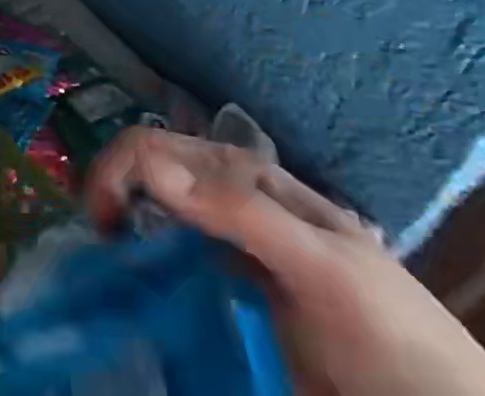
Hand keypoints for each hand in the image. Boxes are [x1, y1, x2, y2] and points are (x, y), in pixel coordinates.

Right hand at [88, 128, 484, 395]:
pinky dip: (146, 267)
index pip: (163, 149)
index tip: (99, 226)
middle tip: (96, 249)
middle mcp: (231, 203)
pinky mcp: (231, 292)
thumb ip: (243, 212)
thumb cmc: (389, 334)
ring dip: (123, 226)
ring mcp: (230, 248)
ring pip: (157, 214)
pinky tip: (137, 291)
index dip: (119, 170)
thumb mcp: (323, 267)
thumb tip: (151, 165)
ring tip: (105, 269)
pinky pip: (175, 264)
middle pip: (152, 174)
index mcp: (250, 180)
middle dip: (110, 192)